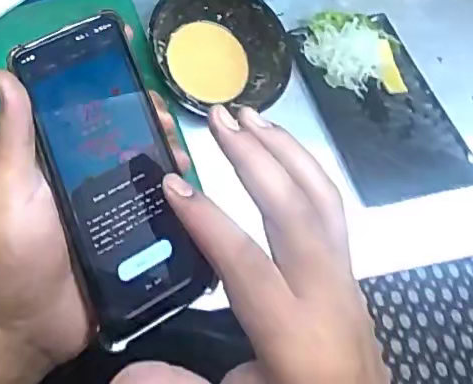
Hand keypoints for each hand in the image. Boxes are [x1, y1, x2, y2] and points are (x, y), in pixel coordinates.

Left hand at [0, 48, 189, 383]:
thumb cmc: (13, 249)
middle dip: (145, 116)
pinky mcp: (134, 237)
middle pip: (121, 132)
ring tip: (179, 151)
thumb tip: (2, 74)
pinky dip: (178, 196)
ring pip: (146, 166)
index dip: (105, 83)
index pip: (82, 106)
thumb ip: (12, 136)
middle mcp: (86, 170)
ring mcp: (112, 203)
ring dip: (166, 152)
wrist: (33, 327)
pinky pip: (160, 210)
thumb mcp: (9, 187)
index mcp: (55, 151)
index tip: (129, 61)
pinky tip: (191, 190)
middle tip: (162, 116)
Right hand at [118, 104, 386, 383]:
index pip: (248, 265)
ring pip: (323, 203)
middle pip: (297, 215)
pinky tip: (277, 147)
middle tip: (217, 117)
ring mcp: (346, 284)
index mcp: (298, 341)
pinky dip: (303, 167)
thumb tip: (124, 372)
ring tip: (249, 114)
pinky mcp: (348, 274)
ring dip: (285, 151)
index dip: (207, 220)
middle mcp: (329, 302)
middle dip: (255, 159)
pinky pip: (330, 209)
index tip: (170, 182)